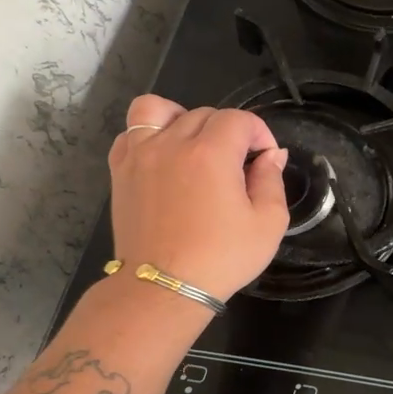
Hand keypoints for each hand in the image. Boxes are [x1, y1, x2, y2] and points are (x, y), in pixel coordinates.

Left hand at [107, 95, 289, 300]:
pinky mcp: (120, 169)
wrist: (165, 284)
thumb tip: (271, 156)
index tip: (267, 161)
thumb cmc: (224, 256)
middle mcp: (171, 143)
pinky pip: (132, 131)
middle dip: (231, 132)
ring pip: (159, 109)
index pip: (239, 119)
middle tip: (241, 165)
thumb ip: (272, 180)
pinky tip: (169, 159)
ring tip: (197, 146)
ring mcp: (139, 154)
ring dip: (184, 119)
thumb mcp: (269, 222)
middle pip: (205, 114)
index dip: (261, 134)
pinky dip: (152, 134)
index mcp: (211, 154)